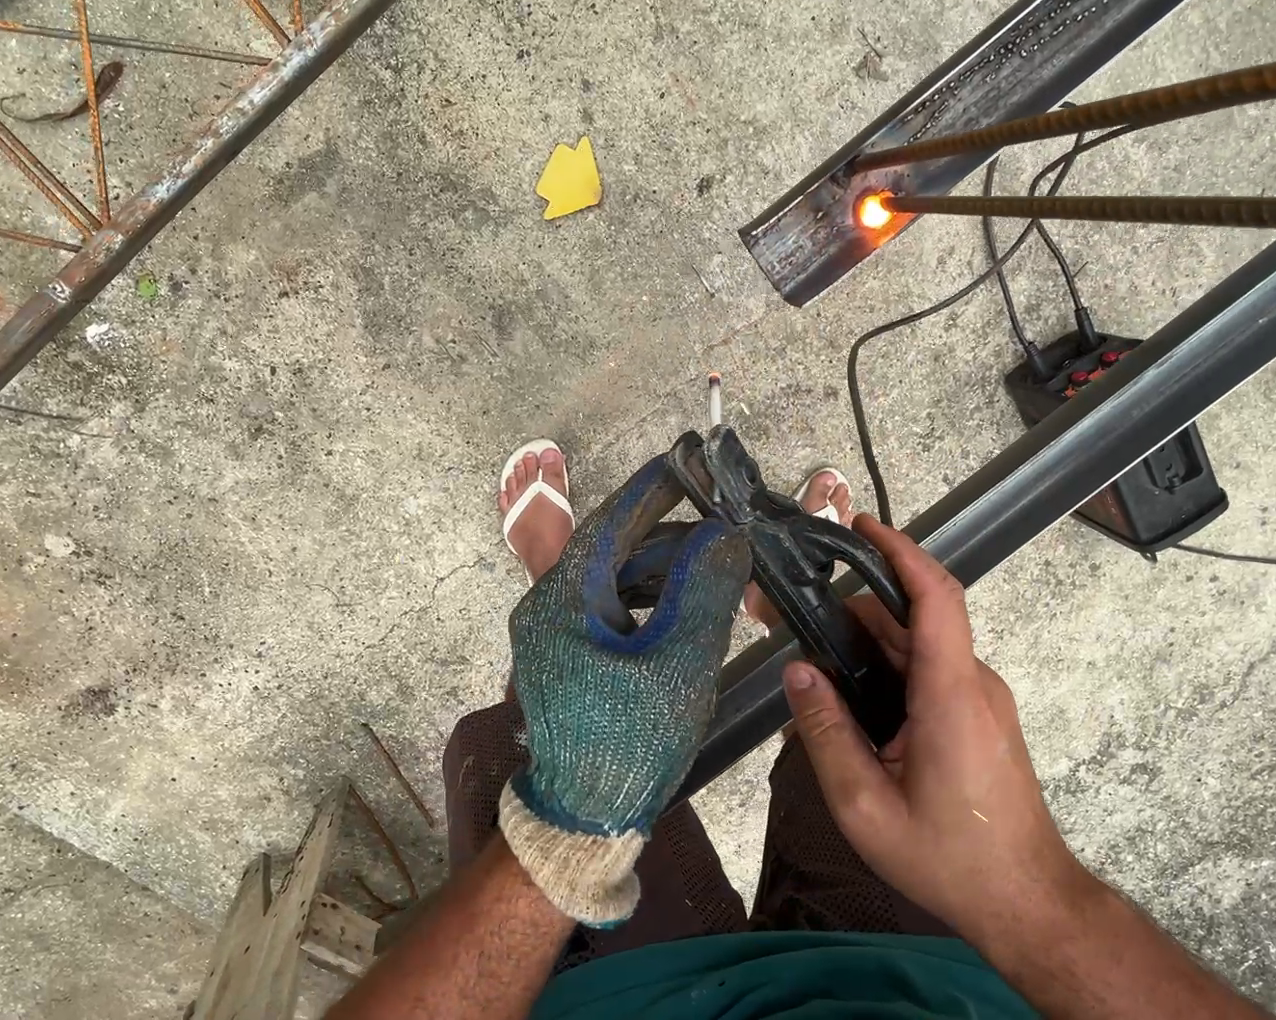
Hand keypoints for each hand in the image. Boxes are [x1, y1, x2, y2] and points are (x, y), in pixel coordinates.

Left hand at [502, 454, 750, 926]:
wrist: (582, 817)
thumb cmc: (629, 740)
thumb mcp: (677, 661)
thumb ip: (704, 590)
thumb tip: (726, 534)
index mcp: (564, 595)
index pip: (613, 520)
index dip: (654, 487)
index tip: (690, 457)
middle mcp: (550, 603)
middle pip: (616, 548)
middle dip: (671, 533)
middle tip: (722, 519)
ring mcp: (557, 630)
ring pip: (618, 579)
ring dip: (666, 569)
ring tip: (718, 563)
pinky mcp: (570, 653)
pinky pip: (614, 609)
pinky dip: (653, 600)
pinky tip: (689, 603)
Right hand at [781, 515, 1095, 944]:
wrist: (1028, 904)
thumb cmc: (949, 858)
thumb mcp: (865, 805)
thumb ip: (826, 733)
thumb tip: (797, 672)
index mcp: (950, 693)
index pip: (934, 597)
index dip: (900, 551)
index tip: (860, 526)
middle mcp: (971, 683)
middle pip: (909, 620)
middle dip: (847, 607)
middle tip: (785, 617)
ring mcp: (979, 699)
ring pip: (913, 648)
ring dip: (861, 645)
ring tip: (806, 665)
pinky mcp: (977, 717)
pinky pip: (924, 674)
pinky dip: (882, 670)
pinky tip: (846, 702)